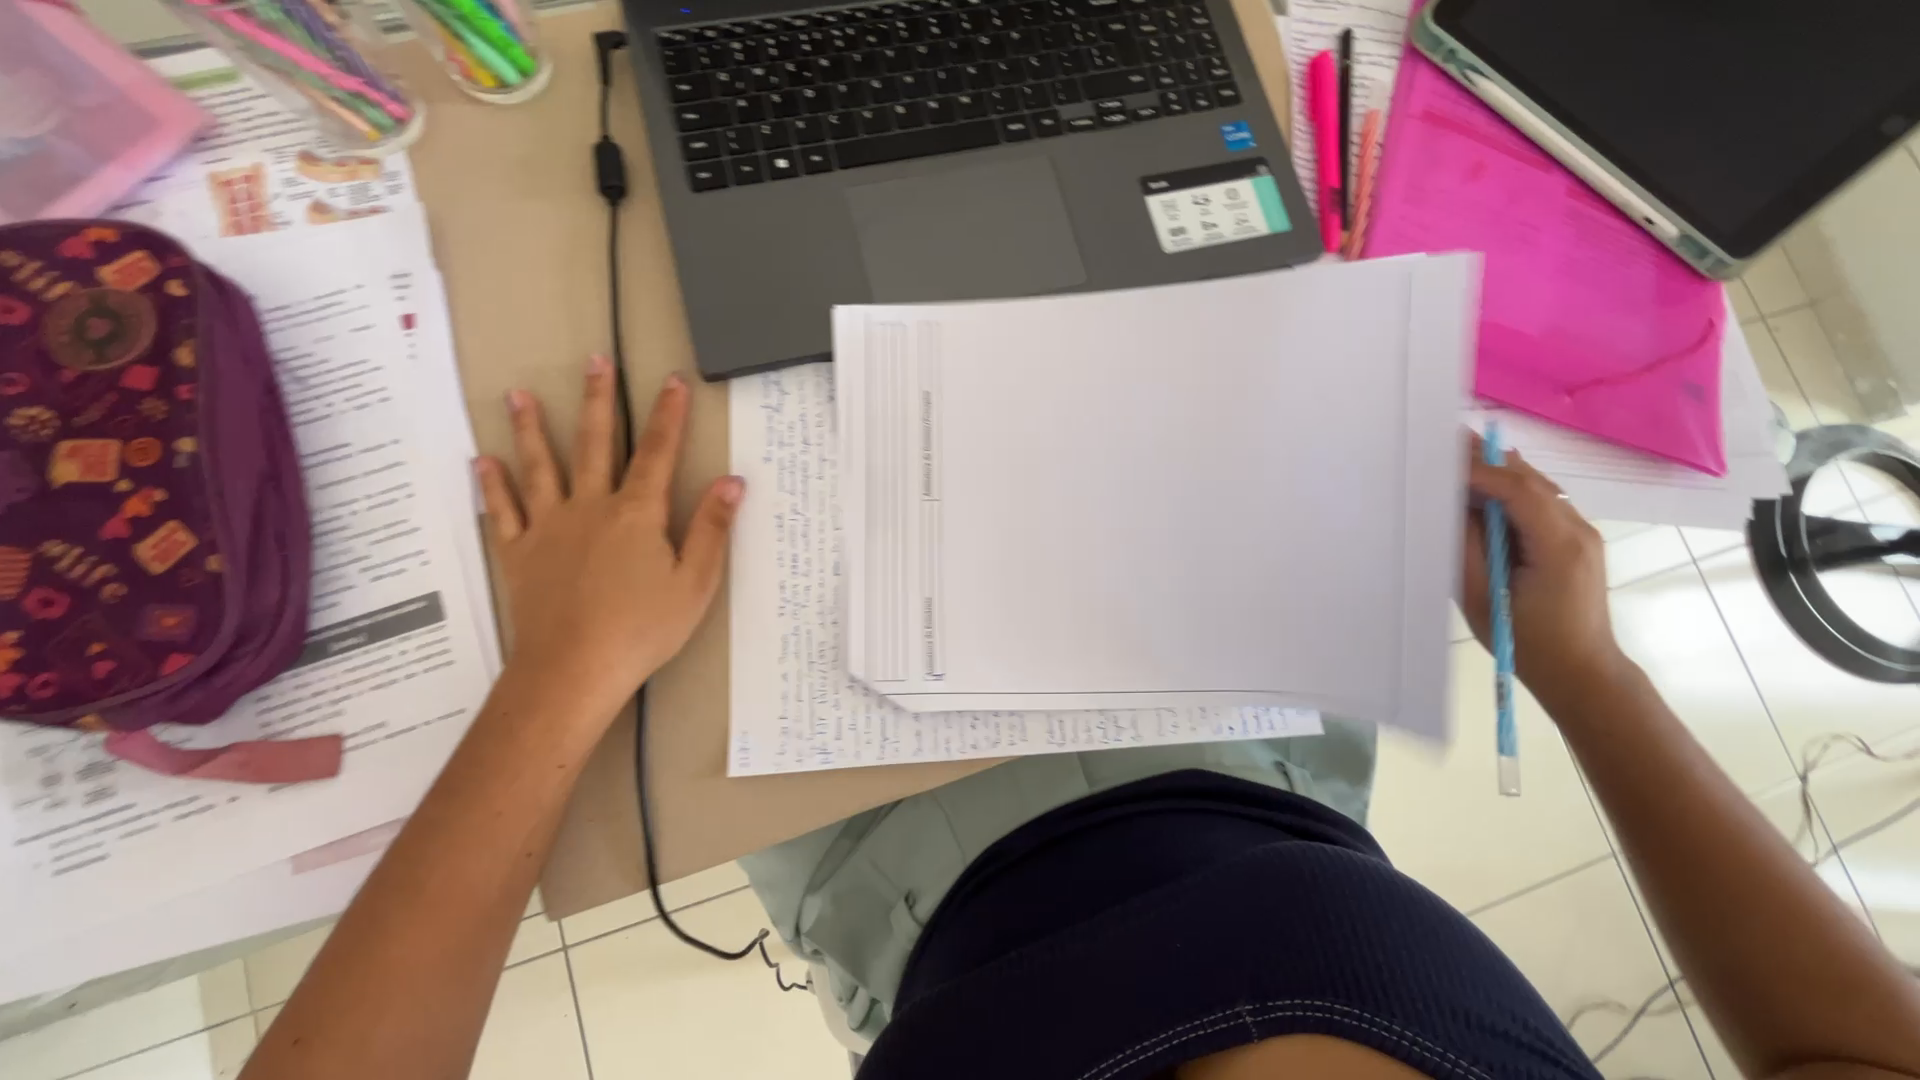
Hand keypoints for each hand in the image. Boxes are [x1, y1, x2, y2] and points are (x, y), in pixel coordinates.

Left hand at [475, 357, 742, 721]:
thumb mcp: (695, 584)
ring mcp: (549, 528)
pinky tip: (483, 462)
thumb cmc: (642, 629)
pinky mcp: (519, 553)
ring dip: (532, 429)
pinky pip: (503, 511)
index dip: (669, 415)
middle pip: (596, 444)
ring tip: (519, 394)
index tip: (672, 381)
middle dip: (599, 400)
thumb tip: (732, 482)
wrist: (572, 669)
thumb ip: (712, 530)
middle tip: (594, 361)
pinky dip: (493, 486)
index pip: (658, 452)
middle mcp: (591, 508)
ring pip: (540, 467)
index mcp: (637, 514)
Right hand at [1458, 433, 1629, 701]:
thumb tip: (1452, 502)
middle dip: (1484, 459)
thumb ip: (1467, 545)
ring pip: (1534, 485)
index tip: (1436, 460)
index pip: (1517, 490)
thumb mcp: (1482, 595)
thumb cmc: (1525, 641)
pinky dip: (1506, 488)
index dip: (1476, 471)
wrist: (1581, 670)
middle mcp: (1578, 528)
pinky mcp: (1572, 538)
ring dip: (1495, 470)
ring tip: (1452, 457)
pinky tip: (1478, 488)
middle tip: (1440, 441)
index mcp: (1559, 544)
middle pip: (1528, 478)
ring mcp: (1580, 531)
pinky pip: (1537, 501)